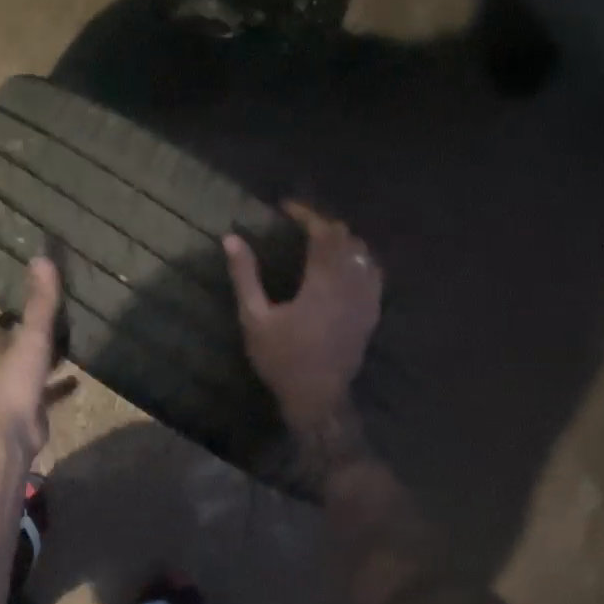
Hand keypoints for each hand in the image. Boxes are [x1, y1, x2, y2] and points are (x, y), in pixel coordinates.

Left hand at [0, 257, 64, 460]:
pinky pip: (49, 395)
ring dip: (49, 360)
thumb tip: (41, 257)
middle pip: (18, 347)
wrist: (10, 436)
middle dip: (34, 334)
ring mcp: (16, 392)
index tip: (29, 297)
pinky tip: (79, 379)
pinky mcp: (32, 412)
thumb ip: (39, 303)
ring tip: (75, 343)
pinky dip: (62, 387)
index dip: (10, 313)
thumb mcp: (31, 338)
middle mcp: (2, 368)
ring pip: (33, 370)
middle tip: (61, 316)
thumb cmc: (14, 383)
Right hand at [223, 203, 382, 428]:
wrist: (318, 396)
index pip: (322, 231)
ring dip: (342, 239)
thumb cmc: (282, 359)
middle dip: (322, 224)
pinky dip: (358, 258)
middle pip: (345, 236)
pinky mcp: (372, 311)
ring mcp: (366, 297)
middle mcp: (350, 283)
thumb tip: (231, 238)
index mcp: (322, 282)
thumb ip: (244, 276)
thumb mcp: (254, 318)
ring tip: (320, 240)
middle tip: (299, 223)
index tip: (286, 207)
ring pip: (363, 251)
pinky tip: (344, 263)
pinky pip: (373, 272)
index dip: (306, 213)